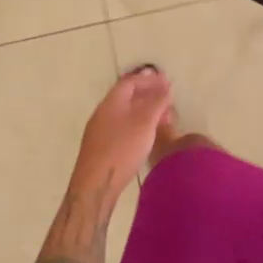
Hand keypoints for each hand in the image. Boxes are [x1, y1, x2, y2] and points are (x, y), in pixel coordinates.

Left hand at [72, 67, 173, 196]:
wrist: (95, 184)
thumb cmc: (123, 148)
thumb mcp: (145, 122)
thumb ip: (157, 101)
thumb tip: (165, 86)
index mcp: (112, 102)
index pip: (130, 81)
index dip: (149, 79)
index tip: (167, 81)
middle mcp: (103, 112)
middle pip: (127, 97)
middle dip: (148, 95)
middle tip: (167, 100)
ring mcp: (100, 130)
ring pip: (125, 113)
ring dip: (144, 111)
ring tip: (162, 119)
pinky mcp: (101, 147)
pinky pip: (122, 127)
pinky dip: (137, 125)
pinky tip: (147, 136)